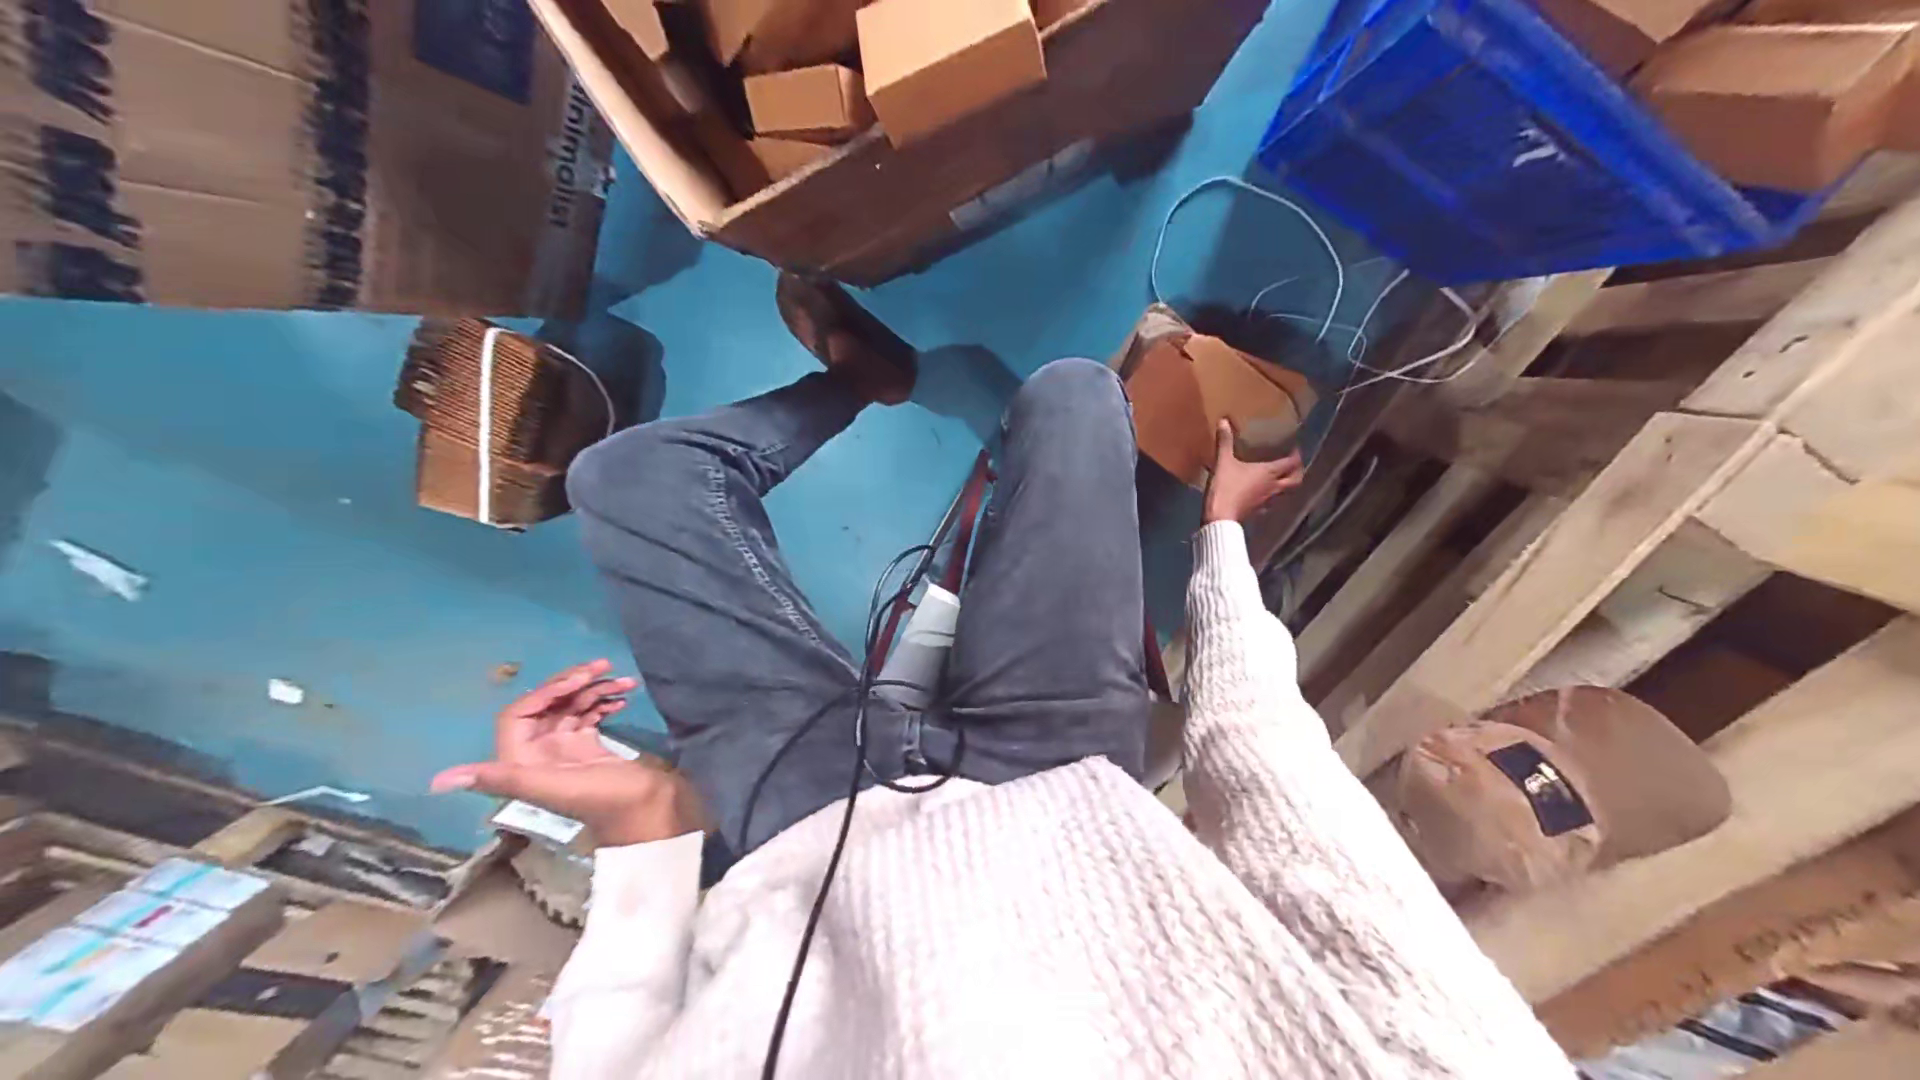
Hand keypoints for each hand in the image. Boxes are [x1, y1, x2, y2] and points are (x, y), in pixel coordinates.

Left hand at [430, 660, 703, 846]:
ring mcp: (568, 750)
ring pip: (573, 706)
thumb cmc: (602, 799)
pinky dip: (606, 701)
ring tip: (624, 681)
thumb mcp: (552, 787)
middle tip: (604, 667)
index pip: (520, 714)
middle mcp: (541, 754)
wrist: (647, 813)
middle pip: (549, 705)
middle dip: (575, 682)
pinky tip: (625, 696)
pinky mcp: (592, 748)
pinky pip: (591, 714)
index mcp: (524, 763)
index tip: (579, 679)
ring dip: (596, 689)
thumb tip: (439, 781)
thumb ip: (502, 779)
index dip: (545, 692)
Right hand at [1203, 419, 1304, 524]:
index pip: (1291, 463)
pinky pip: (1271, 503)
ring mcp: (1268, 501)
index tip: (1296, 448)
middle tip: (1295, 465)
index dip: (1296, 455)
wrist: (1220, 517)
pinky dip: (1272, 498)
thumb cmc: (1226, 487)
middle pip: (1295, 480)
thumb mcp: (1223, 462)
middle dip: (1298, 472)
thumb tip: (1224, 420)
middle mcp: (1274, 486)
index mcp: (1269, 472)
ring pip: (1285, 492)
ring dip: (1287, 485)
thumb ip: (1225, 442)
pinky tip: (1265, 496)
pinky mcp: (1258, 512)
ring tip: (1282, 479)